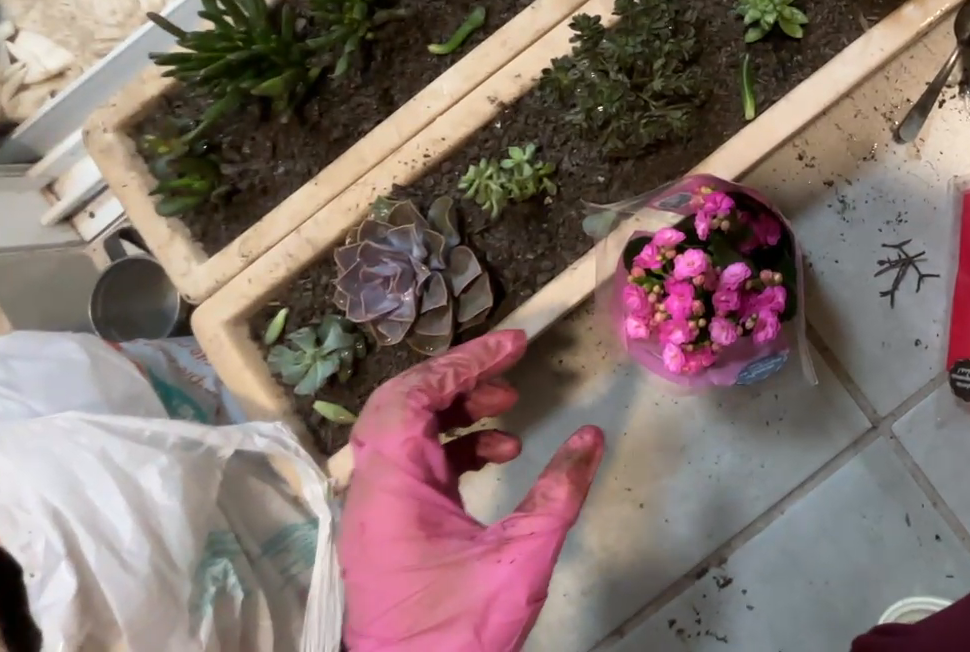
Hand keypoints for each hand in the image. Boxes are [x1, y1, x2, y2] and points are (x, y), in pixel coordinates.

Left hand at [341, 330, 605, 651]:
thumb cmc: (458, 633)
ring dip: (462, 408)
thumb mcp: (521, 560)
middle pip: (405, 405)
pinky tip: (503, 453)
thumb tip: (591, 436)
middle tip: (513, 365)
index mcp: (392, 492)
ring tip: (512, 407)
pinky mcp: (397, 527)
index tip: (514, 345)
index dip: (461, 361)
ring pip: (412, 431)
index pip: (410, 398)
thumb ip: (558, 493)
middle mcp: (377, 493)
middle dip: (461, 376)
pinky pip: (423, 463)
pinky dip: (462, 445)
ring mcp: (384, 510)